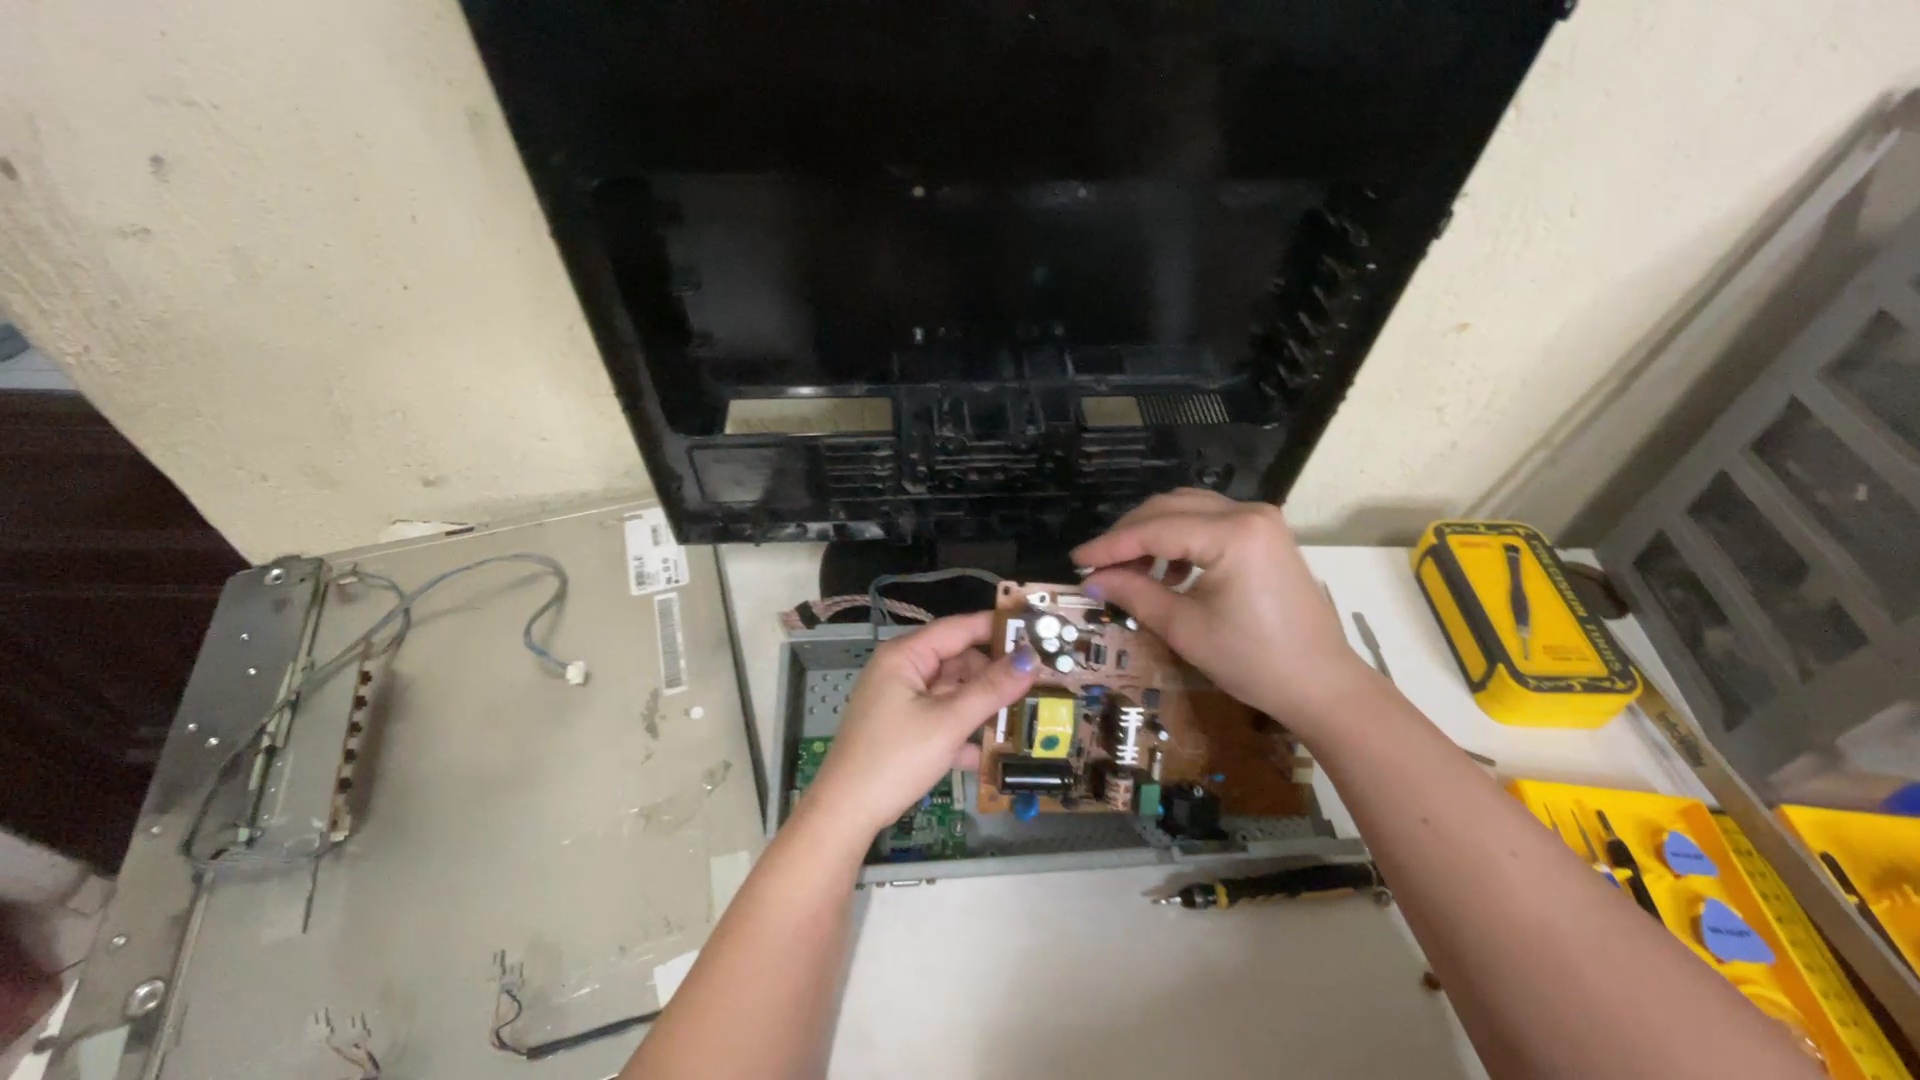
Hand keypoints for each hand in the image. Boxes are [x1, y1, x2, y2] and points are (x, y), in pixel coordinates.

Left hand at [803, 613, 1036, 837]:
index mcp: (905, 656)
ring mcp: (901, 700)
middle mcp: (901, 670)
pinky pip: (942, 717)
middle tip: (1035, 686)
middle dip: (993, 675)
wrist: (847, 812)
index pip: (958, 628)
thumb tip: (1031, 660)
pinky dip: (964, 730)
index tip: (1036, 632)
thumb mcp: (948, 723)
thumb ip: (992, 690)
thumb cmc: (894, 759)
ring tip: (1021, 717)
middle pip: (958, 661)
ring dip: (982, 706)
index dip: (996, 628)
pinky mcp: (904, 728)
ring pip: (953, 692)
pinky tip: (989, 751)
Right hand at [1072, 489, 1375, 737]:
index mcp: (1232, 534)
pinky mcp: (1265, 534)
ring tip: (1129, 570)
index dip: (1110, 545)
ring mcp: (1261, 521)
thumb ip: (1135, 594)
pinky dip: (1180, 538)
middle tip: (1097, 567)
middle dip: (1128, 535)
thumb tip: (1093, 580)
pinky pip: (1209, 521)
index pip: (1155, 529)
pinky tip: (1168, 572)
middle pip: (1169, 508)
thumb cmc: (1253, 661)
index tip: (1076, 561)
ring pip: (1188, 509)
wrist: (1320, 683)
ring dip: (1153, 534)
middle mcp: (1248, 513)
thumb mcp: (1185, 628)